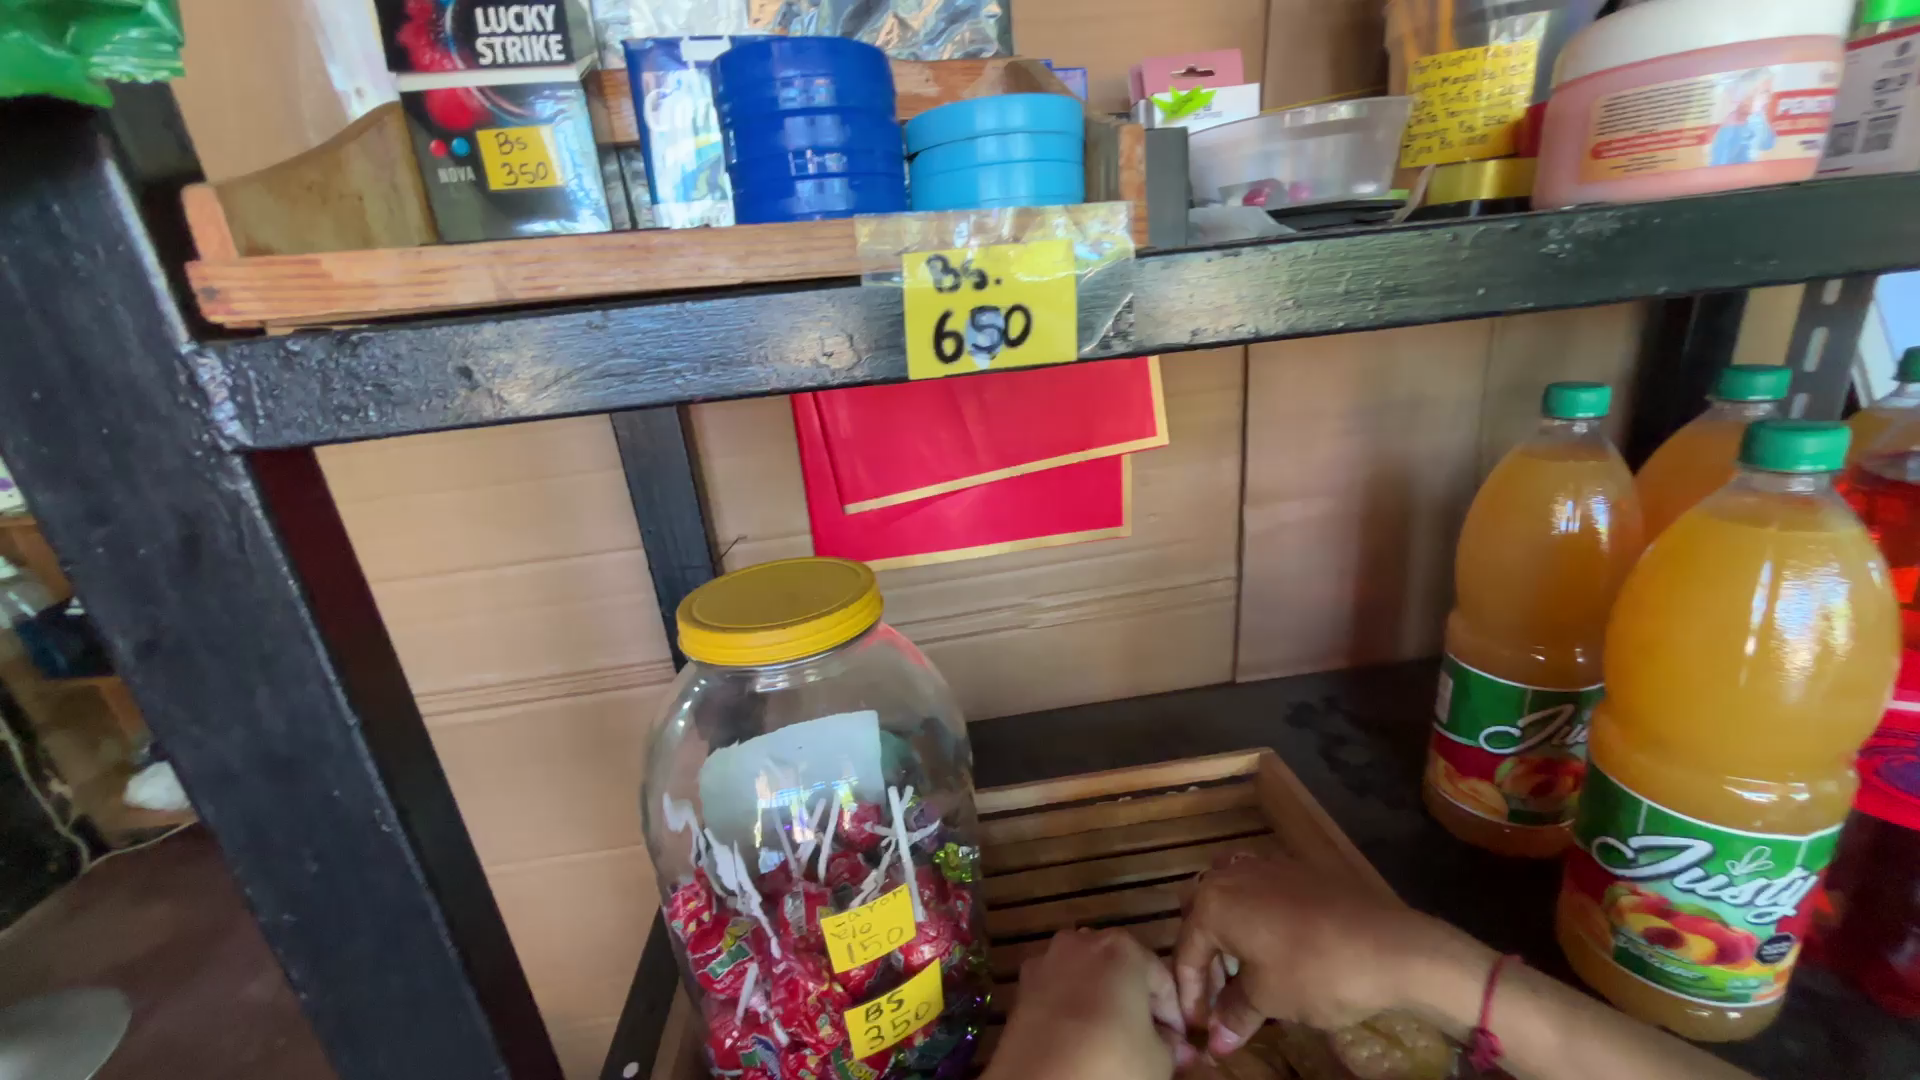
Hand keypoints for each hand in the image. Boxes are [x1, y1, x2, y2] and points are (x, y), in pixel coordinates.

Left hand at [985, 928, 1193, 1079]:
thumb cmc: (1113, 1062)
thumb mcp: (1159, 1059)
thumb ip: (1170, 1044)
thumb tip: (1175, 1044)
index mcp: (1122, 947)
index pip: (1161, 978)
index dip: (1173, 1014)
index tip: (1179, 1044)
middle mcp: (1082, 941)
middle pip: (1121, 970)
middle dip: (1136, 1003)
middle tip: (1149, 1043)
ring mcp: (1048, 959)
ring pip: (1086, 977)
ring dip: (1102, 1002)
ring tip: (1113, 1042)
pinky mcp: (1023, 985)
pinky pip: (1059, 991)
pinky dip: (1072, 1008)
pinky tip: (1079, 1040)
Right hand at [1173, 851, 1459, 1055]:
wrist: (1389, 945)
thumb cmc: (1314, 971)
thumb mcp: (1269, 1000)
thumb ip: (1234, 1014)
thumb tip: (1217, 1041)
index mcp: (1212, 903)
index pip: (1186, 951)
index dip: (1190, 994)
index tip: (1200, 1028)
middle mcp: (1228, 875)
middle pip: (1199, 914)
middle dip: (1203, 954)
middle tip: (1219, 995)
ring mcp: (1262, 866)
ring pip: (1226, 895)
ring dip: (1225, 930)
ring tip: (1242, 968)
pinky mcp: (1292, 869)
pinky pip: (1256, 889)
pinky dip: (1252, 915)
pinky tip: (1273, 943)